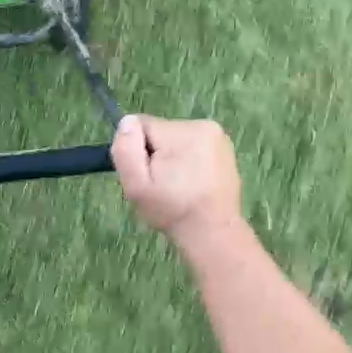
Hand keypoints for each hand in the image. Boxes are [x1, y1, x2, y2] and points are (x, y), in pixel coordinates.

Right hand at [111, 115, 242, 240]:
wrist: (212, 231)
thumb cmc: (171, 210)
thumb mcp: (137, 185)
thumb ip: (126, 150)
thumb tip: (126, 122)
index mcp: (181, 132)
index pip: (141, 126)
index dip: (137, 151)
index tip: (147, 175)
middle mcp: (202, 125)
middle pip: (160, 132)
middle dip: (155, 155)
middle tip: (160, 184)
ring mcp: (218, 136)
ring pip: (175, 140)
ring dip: (171, 159)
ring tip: (177, 186)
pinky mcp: (225, 149)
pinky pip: (193, 147)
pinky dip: (188, 162)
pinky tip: (192, 183)